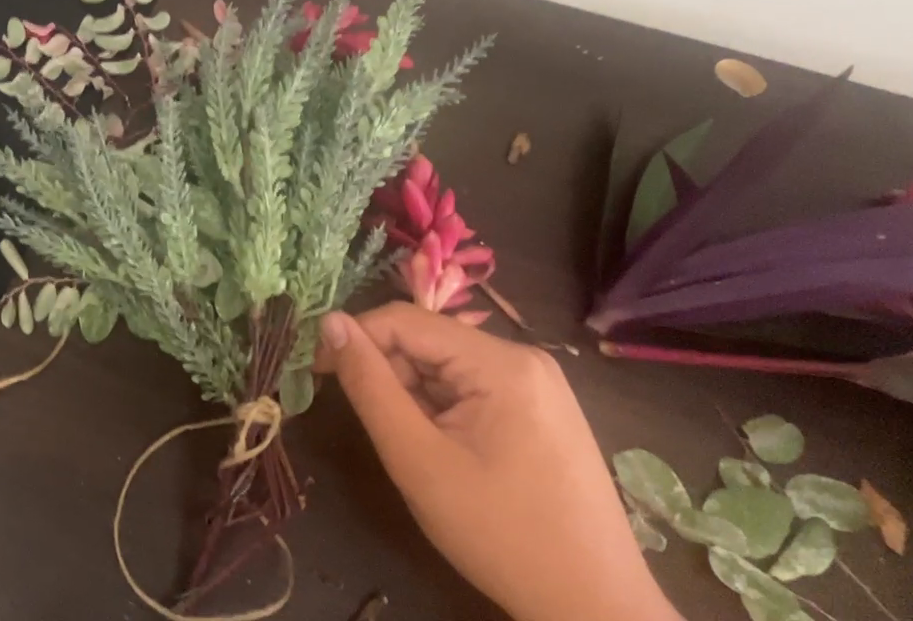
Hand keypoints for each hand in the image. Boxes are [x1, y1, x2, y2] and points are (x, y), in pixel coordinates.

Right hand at [314, 304, 680, 620]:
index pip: (403, 320)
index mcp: (501, 363)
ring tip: (414, 449)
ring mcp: (537, 385)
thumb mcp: (417, 459)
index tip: (319, 375)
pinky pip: (469, 387)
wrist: (594, 608)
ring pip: (444, 366)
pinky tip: (444, 452)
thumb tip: (329, 322)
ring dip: (413, 396)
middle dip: (388, 374)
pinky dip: (440, 409)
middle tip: (376, 428)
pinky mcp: (539, 409)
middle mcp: (524, 359)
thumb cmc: (500, 533)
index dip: (353, 339)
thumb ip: (369, 384)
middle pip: (426, 341)